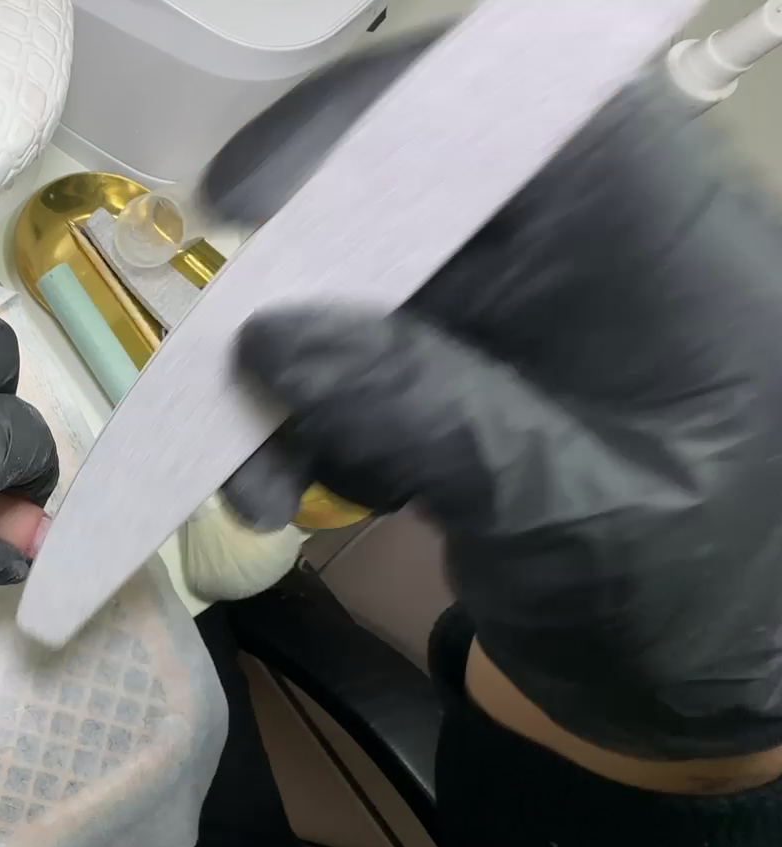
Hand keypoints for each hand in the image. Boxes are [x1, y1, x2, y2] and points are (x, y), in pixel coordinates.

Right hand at [201, 33, 781, 763]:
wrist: (672, 672)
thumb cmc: (669, 596)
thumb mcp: (555, 512)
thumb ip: (421, 414)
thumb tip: (267, 338)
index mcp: (652, 264)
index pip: (519, 127)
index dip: (374, 129)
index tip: (236, 198)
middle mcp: (564, 271)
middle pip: (392, 230)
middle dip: (287, 316)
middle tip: (220, 405)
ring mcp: (493, 329)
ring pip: (338, 316)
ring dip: (274, 400)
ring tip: (262, 492)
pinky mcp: (441, 378)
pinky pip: (332, 376)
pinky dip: (294, 433)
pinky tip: (310, 491)